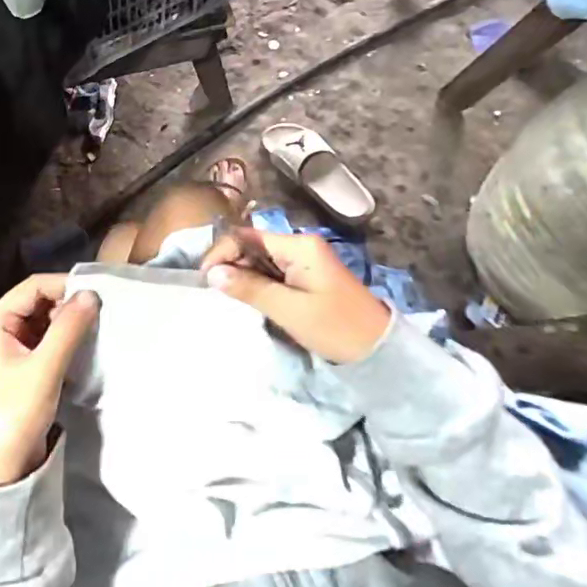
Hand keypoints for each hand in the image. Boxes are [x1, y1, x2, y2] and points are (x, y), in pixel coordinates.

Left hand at [0, 275, 99, 486]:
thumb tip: (91, 294)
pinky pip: (42, 340)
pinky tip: (81, 348)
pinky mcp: (17, 366)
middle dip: (67, 305)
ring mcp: (5, 349)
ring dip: (66, 323)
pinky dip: (61, 340)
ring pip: (42, 321)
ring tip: (93, 331)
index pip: (33, 287)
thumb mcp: (45, 368)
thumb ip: (68, 328)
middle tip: (98, 316)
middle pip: (37, 301)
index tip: (97, 295)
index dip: (64, 286)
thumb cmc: (15, 414)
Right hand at [201, 231, 389, 362]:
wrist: (379, 350)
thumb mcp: (289, 310)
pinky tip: (252, 300)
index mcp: (299, 246)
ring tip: (232, 299)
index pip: (247, 236)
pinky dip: (259, 284)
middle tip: (218, 294)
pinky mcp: (307, 276)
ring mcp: (305, 260)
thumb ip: (250, 288)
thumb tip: (212, 273)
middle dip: (232, 265)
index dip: (223, 253)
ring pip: (261, 260)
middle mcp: (300, 246)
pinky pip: (273, 272)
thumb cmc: (336, 327)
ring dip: (244, 276)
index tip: (207, 280)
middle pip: (253, 246)